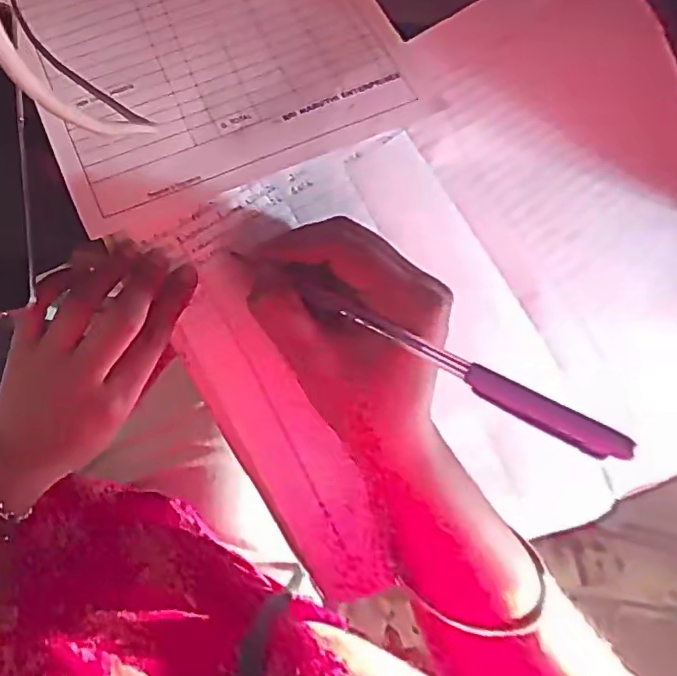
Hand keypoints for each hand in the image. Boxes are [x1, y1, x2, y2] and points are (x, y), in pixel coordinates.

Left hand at [0, 245, 198, 511]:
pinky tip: (78, 265)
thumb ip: (146, 373)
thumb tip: (171, 327)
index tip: (185, 275)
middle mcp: (81, 377)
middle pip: (120, 320)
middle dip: (143, 282)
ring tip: (125, 251)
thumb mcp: (120, 416)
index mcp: (113, 401)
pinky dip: (57, 279)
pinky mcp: (20, 345)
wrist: (15, 452)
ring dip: (105, 272)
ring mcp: (47, 358)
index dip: (171, 303)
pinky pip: (38, 302)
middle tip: (158, 254)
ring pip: (79, 304)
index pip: (150, 343)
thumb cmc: (74, 438)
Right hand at [245, 217, 451, 457]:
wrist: (391, 436)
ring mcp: (414, 285)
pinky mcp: (400, 292)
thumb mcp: (310, 361)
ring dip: (306, 258)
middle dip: (298, 248)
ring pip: (349, 246)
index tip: (255, 258)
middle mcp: (421, 283)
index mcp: (410, 299)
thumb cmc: (357, 407)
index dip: (294, 246)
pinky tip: (299, 292)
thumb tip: (258, 273)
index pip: (346, 247)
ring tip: (276, 282)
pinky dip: (318, 269)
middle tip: (259, 267)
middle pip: (349, 238)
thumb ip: (281, 313)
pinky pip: (352, 263)